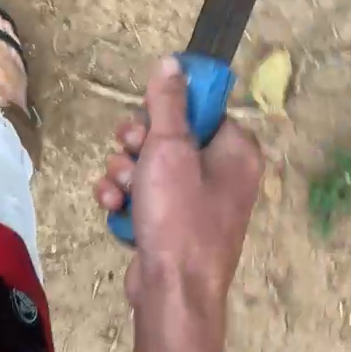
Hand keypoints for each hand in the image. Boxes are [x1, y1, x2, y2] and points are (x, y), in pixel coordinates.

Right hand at [93, 56, 261, 312]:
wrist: (172, 290)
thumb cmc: (179, 215)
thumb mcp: (170, 148)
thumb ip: (167, 102)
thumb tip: (173, 61)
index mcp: (235, 151)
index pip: (200, 109)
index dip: (167, 112)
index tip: (148, 121)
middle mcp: (222, 174)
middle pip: (168, 135)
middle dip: (136, 145)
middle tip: (130, 154)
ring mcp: (197, 201)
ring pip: (147, 165)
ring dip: (123, 173)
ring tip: (121, 190)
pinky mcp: (172, 223)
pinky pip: (142, 194)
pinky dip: (124, 198)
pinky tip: (115, 208)